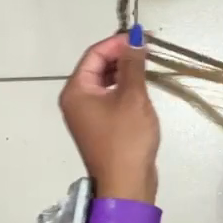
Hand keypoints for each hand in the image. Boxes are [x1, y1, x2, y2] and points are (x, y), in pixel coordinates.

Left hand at [59, 32, 158, 202]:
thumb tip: (134, 37)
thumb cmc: (126, 138)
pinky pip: (109, 97)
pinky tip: (141, 86)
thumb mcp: (132, 96)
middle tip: (147, 49)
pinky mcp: (99, 125)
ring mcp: (86, 114)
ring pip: (104, 81)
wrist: (126, 184)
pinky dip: (123, 87)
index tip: (141, 37)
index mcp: (76, 91)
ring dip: (124, 71)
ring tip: (147, 64)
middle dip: (120, 55)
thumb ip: (133, 64)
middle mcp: (75, 100)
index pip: (94, 54)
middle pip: (97, 66)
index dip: (116, 43)